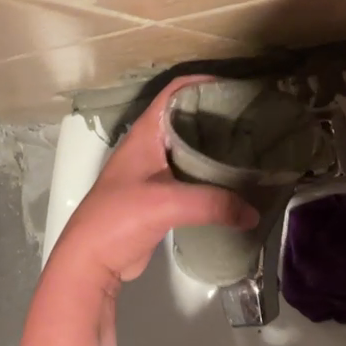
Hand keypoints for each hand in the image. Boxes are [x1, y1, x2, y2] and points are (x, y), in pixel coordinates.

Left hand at [49, 76, 258, 293]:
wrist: (90, 261)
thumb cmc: (119, 218)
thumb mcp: (167, 204)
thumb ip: (214, 203)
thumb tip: (255, 211)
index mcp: (146, 132)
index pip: (176, 91)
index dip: (204, 84)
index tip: (237, 88)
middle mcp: (150, 144)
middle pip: (188, 117)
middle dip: (218, 114)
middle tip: (254, 118)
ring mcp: (154, 170)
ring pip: (191, 147)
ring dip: (216, 145)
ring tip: (251, 145)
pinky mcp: (161, 195)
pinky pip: (192, 174)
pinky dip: (212, 172)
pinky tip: (235, 180)